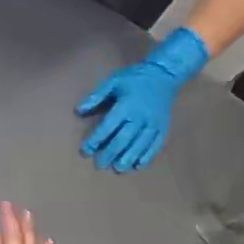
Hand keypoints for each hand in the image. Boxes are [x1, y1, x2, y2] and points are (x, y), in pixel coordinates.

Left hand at [75, 27, 208, 171]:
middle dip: (110, 153)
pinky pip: (156, 143)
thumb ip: (96, 96)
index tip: (85, 151)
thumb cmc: (134, 79)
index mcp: (126, 105)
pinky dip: (147, 155)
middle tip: (100, 165)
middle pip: (124, 139)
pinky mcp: (163, 126)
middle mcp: (140, 116)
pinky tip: (138, 165)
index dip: (95, 140)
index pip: (108, 127)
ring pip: (140, 144)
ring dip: (129, 157)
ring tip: (118, 169)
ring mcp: (153, 123)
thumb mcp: (113, 82)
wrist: (164, 74)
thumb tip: (78, 111)